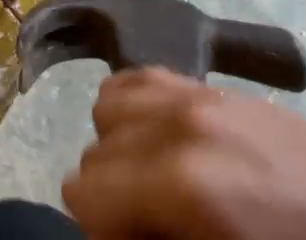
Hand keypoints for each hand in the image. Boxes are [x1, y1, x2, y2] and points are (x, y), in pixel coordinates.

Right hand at [64, 69, 305, 239]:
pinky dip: (144, 110)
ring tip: (163, 185)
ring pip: (109, 106)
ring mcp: (202, 96)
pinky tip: (175, 147)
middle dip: (114, 197)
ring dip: (123, 146)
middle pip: (93, 151)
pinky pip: (145, 80)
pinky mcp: (223, 89)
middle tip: (159, 228)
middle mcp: (180, 124)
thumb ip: (149, 238)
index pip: (82, 192)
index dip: (104, 230)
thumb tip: (116, 227)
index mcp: (181, 182)